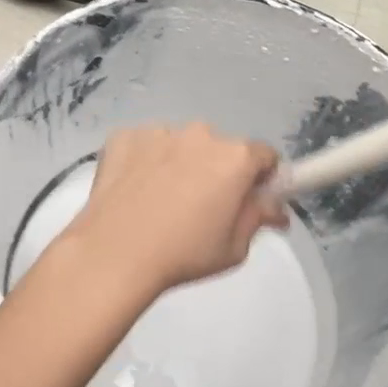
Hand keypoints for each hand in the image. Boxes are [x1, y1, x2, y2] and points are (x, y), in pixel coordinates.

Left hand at [58, 124, 287, 293]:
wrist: (114, 253)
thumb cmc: (183, 254)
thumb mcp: (235, 247)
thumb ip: (258, 217)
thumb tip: (273, 206)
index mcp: (234, 157)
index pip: (264, 156)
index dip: (262, 178)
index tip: (250, 199)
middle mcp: (199, 134)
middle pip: (219, 148)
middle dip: (217, 171)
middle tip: (202, 207)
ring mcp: (158, 132)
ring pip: (179, 145)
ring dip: (179, 164)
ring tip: (161, 201)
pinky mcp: (123, 137)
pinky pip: (144, 146)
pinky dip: (144, 162)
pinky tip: (135, 191)